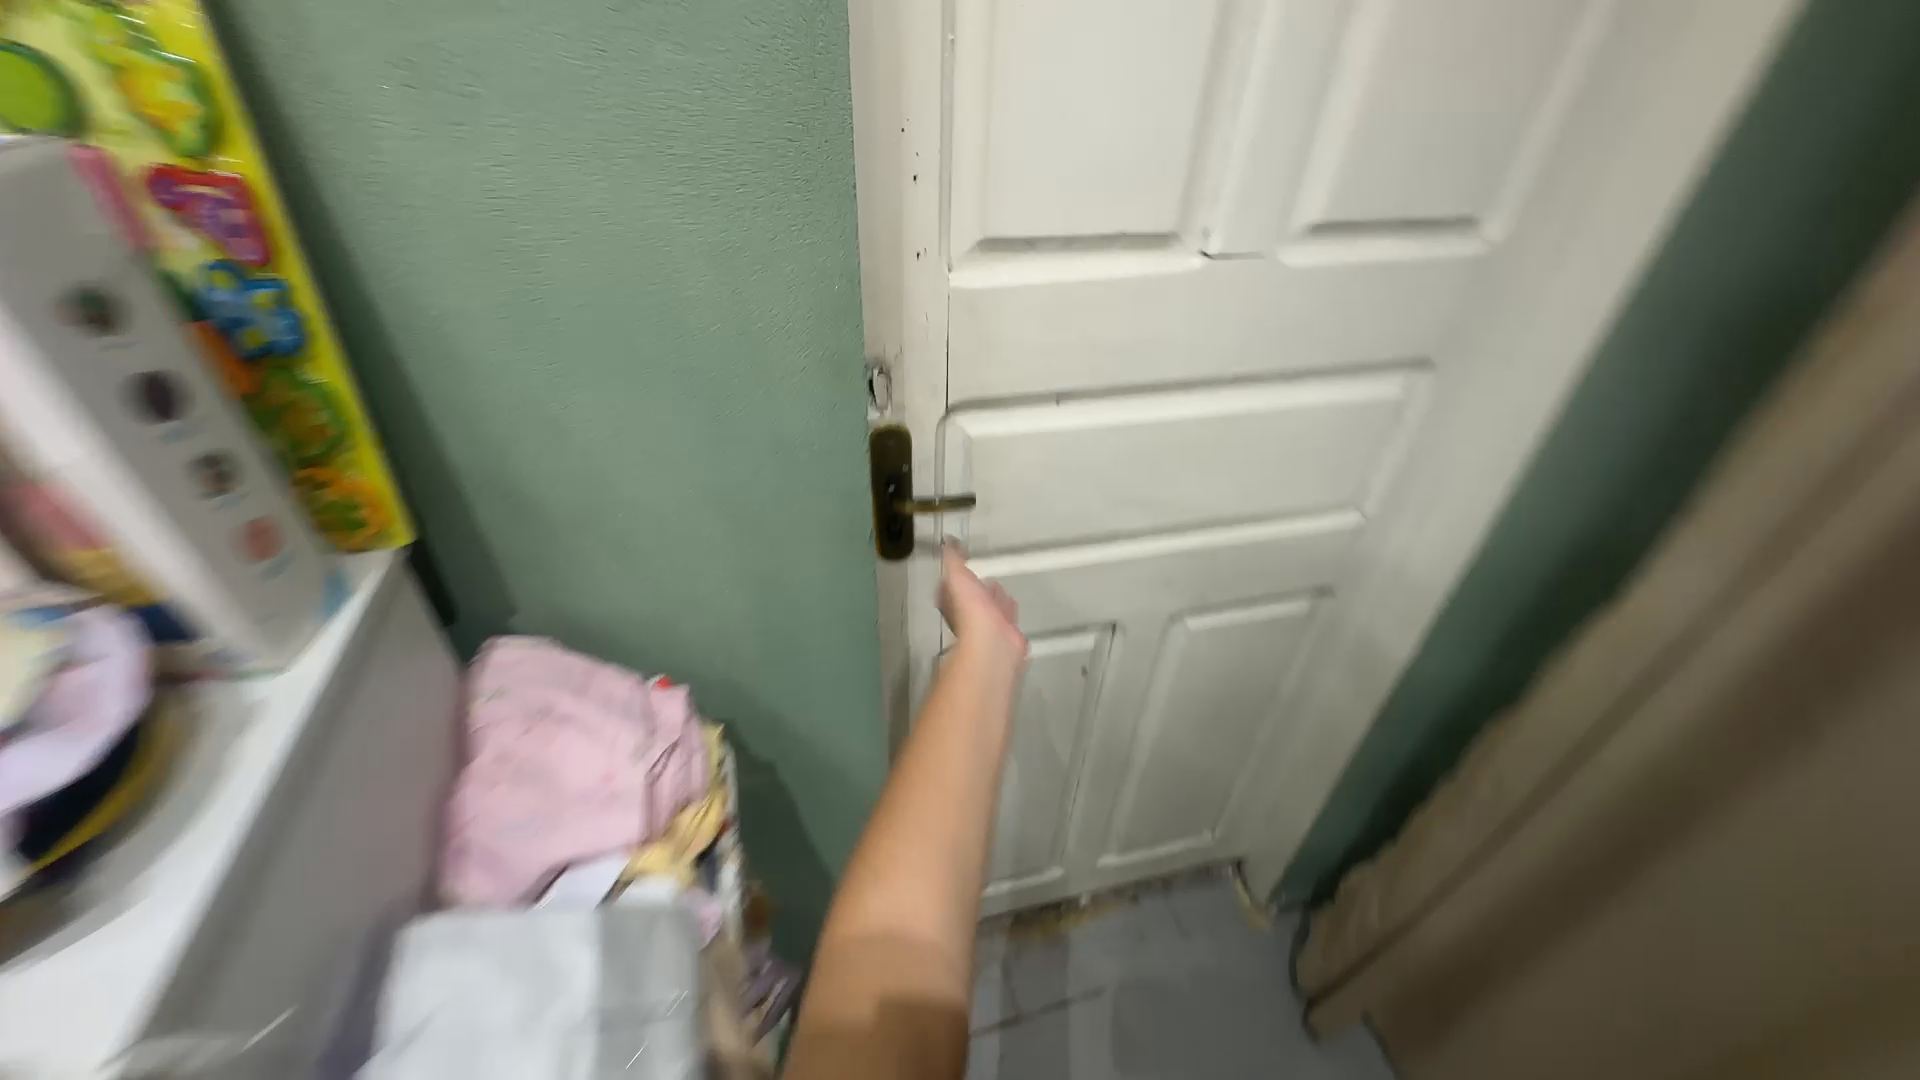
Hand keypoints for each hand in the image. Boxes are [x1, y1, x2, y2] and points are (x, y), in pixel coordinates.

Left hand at [939, 542, 1026, 664]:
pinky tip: (1012, 601)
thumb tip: (947, 540)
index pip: (949, 588)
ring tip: (998, 584)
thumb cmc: (971, 608)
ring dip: (993, 598)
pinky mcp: (1005, 633)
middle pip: (971, 599)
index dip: (953, 578)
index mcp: (953, 602)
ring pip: (989, 608)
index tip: (960, 565)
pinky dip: (1008, 608)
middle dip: (976, 589)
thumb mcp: (956, 576)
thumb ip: (953, 558)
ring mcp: (987, 625)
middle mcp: (967, 615)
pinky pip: (1006, 617)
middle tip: (982, 577)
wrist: (993, 641)